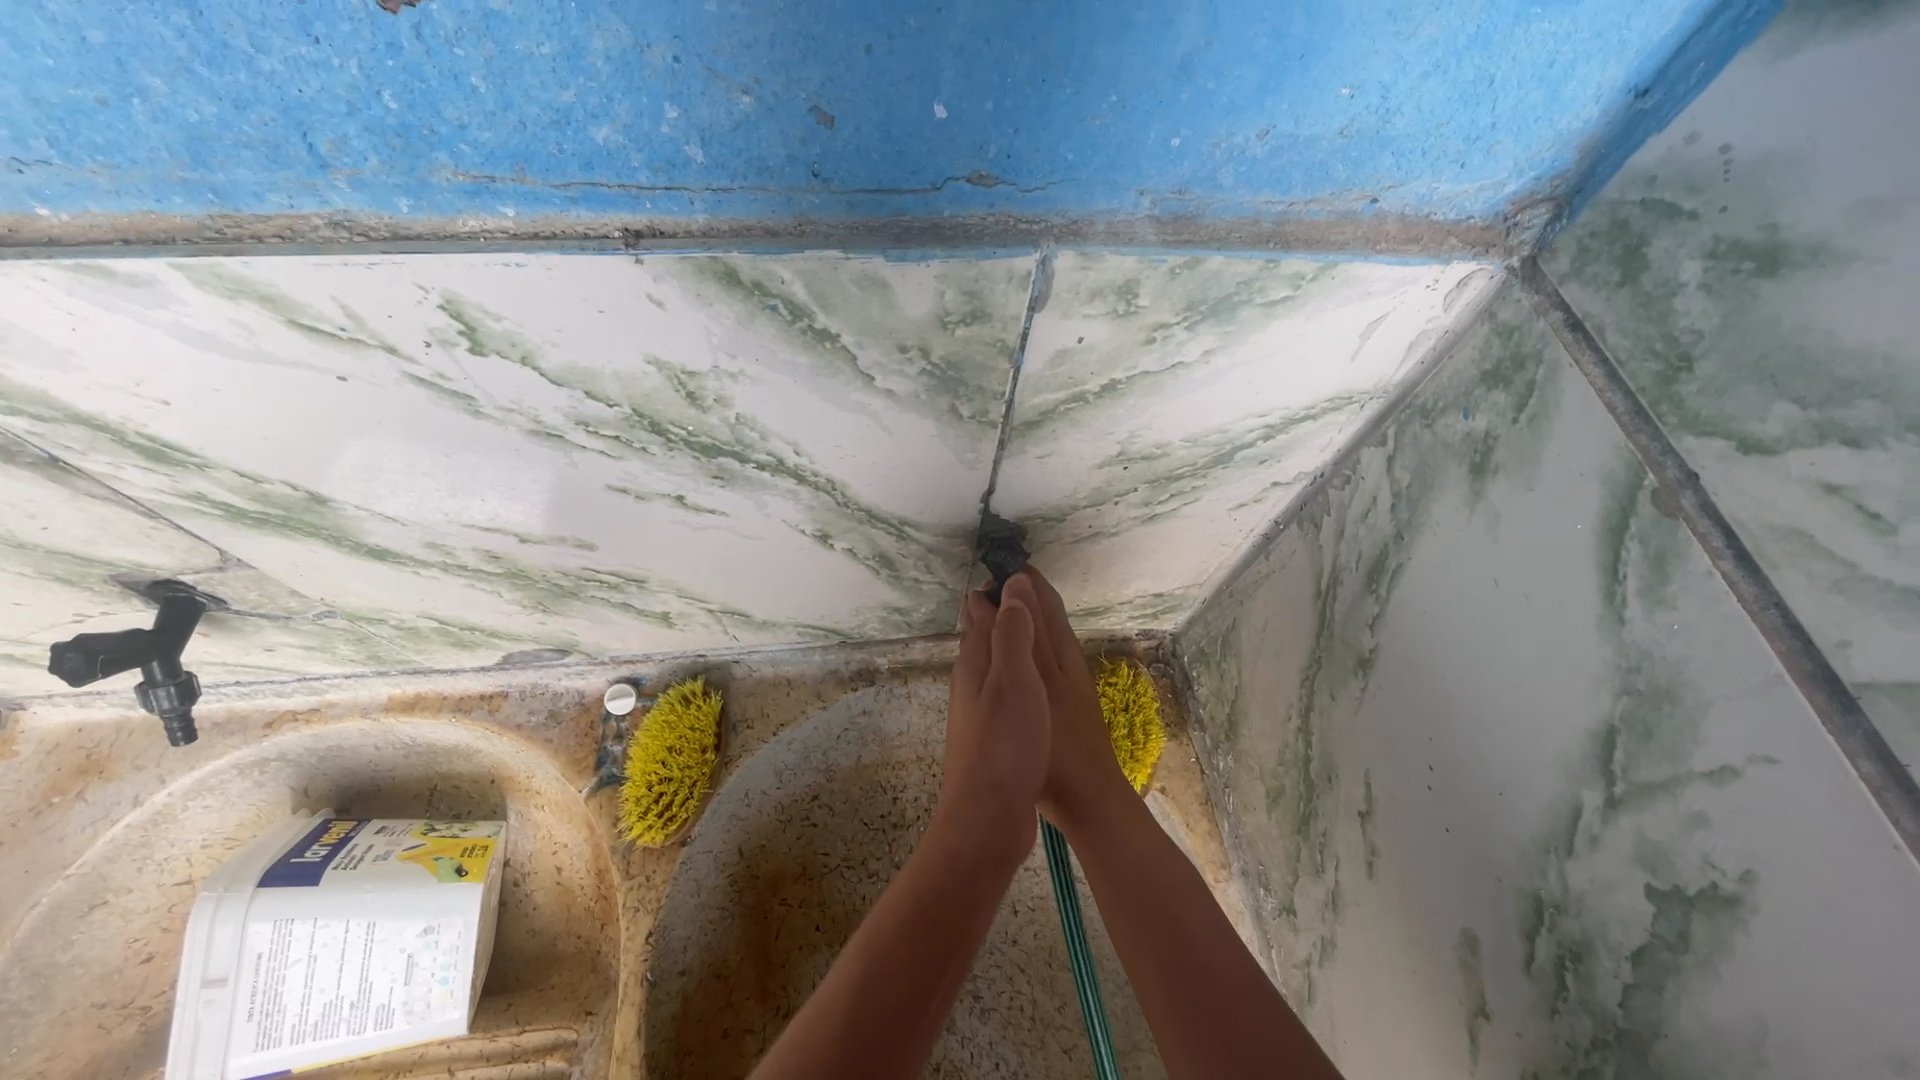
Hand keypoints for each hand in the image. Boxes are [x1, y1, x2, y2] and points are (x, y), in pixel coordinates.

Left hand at [940, 574, 1050, 860]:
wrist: (988, 816)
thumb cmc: (1005, 743)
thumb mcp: (1014, 679)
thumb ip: (1012, 632)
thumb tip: (1011, 584)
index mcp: (975, 661)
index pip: (980, 610)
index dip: (998, 588)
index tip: (1019, 567)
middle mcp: (971, 680)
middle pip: (982, 635)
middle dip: (1001, 611)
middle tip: (1029, 591)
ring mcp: (978, 710)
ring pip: (992, 664)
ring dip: (1009, 642)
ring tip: (1034, 629)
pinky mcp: (991, 735)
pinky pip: (1003, 691)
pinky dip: (1017, 675)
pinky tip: (1033, 685)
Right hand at [1019, 567, 1135, 833]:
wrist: (1089, 799)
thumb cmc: (1055, 745)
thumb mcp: (1033, 686)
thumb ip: (1022, 636)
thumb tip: (1015, 587)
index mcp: (1056, 653)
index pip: (1039, 601)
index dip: (1019, 581)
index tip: (994, 563)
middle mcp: (1065, 662)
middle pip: (1046, 615)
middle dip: (1024, 593)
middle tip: (995, 578)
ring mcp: (1067, 684)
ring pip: (1047, 638)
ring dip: (1027, 618)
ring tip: (1002, 608)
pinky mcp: (1063, 706)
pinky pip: (1044, 660)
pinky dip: (1027, 646)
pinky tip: (1017, 659)